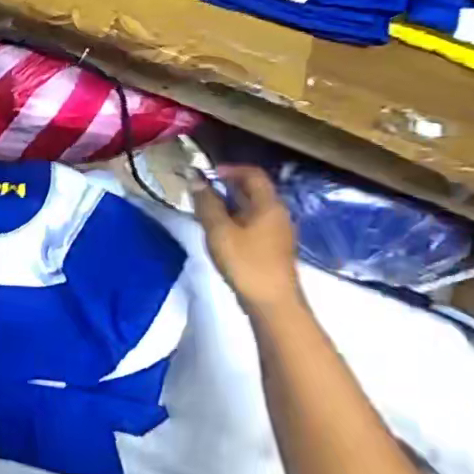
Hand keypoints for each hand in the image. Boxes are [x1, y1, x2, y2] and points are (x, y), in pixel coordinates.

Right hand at [192, 165, 302, 316]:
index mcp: (268, 205)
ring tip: (204, 210)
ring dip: (228, 203)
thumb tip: (195, 179)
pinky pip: (253, 223)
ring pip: (251, 207)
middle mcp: (277, 214)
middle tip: (200, 191)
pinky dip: (234, 219)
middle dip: (226, 186)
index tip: (205, 174)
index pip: (252, 174)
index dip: (229, 169)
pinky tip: (218, 231)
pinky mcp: (272, 248)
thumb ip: (206, 203)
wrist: (272, 304)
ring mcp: (277, 232)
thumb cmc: (246, 263)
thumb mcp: (219, 231)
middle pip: (253, 190)